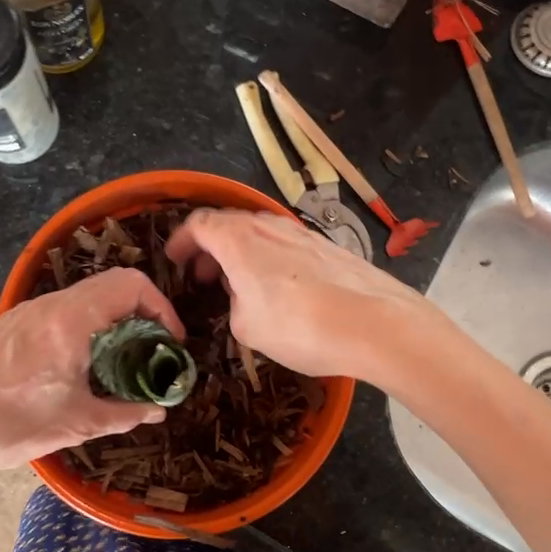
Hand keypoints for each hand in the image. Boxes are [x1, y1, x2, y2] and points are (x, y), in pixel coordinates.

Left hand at [0, 267, 185, 477]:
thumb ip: (126, 412)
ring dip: (114, 320)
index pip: (130, 285)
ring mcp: (28, 312)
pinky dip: (89, 326)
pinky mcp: (14, 325)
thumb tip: (158, 409)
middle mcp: (49, 305)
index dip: (161, 307)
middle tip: (154, 352)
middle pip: (111, 286)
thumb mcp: (78, 424)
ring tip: (125, 362)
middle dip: (142, 314)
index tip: (170, 342)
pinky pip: (64, 311)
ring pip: (87, 298)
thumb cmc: (11, 426)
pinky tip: (87, 365)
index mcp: (69, 320)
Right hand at [165, 209, 432, 380]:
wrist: (376, 324)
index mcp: (239, 239)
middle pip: (228, 224)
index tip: (174, 259)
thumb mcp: (248, 327)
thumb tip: (243, 298)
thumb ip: (234, 305)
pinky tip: (276, 289)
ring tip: (237, 285)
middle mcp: (268, 226)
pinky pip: (284, 245)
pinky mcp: (327, 248)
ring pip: (258, 233)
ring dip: (240, 253)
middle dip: (209, 247)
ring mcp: (301, 234)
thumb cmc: (301, 326)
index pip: (199, 224)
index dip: (181, 240)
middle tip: (202, 275)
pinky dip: (267, 259)